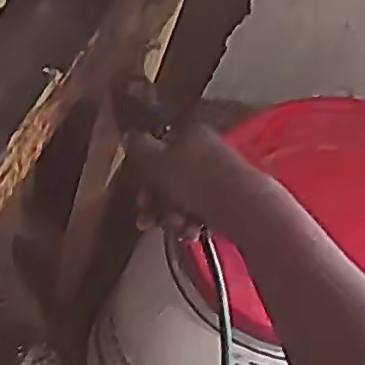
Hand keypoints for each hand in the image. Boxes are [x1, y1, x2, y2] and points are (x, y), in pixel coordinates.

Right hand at [126, 123, 283, 241]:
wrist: (237, 205)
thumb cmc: (192, 180)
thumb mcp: (156, 162)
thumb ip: (138, 148)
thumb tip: (128, 134)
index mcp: (188, 134)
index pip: (157, 149)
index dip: (143, 174)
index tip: (138, 193)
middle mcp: (201, 150)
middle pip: (166, 179)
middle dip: (154, 204)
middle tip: (148, 220)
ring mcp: (213, 173)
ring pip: (178, 198)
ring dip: (169, 216)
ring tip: (175, 225)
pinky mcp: (222, 196)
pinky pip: (195, 209)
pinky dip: (188, 222)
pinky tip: (189, 230)